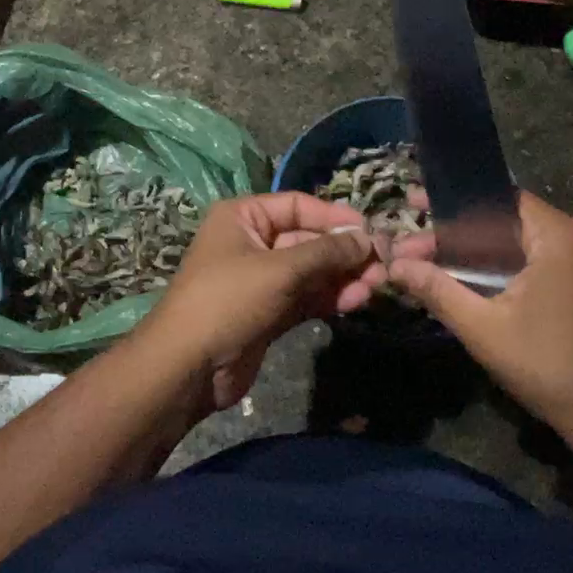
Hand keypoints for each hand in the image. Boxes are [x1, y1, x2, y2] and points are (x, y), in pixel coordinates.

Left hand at [134, 192, 382, 413]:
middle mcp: (251, 243)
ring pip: (311, 271)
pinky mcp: (269, 312)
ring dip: (342, 277)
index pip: (297, 205)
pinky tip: (357, 301)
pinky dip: (330, 298)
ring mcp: (261, 280)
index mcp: (243, 218)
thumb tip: (365, 238)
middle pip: (307, 239)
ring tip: (377, 286)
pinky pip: (306, 297)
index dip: (334, 216)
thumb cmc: (228, 301)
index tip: (370, 229)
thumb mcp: (280, 270)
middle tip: (383, 263)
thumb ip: (326, 252)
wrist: (189, 366)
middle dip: (343, 252)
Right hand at [387, 192, 572, 430]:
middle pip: (505, 218)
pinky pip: (532, 257)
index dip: (451, 202)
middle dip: (456, 229)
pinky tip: (464, 276)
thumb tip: (393, 265)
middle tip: (412, 240)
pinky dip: (498, 263)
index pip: (497, 198)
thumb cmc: (545, 364)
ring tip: (428, 256)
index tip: (413, 204)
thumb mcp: (482, 327)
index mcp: (556, 236)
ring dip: (475, 248)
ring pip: (516, 239)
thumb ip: (437, 289)